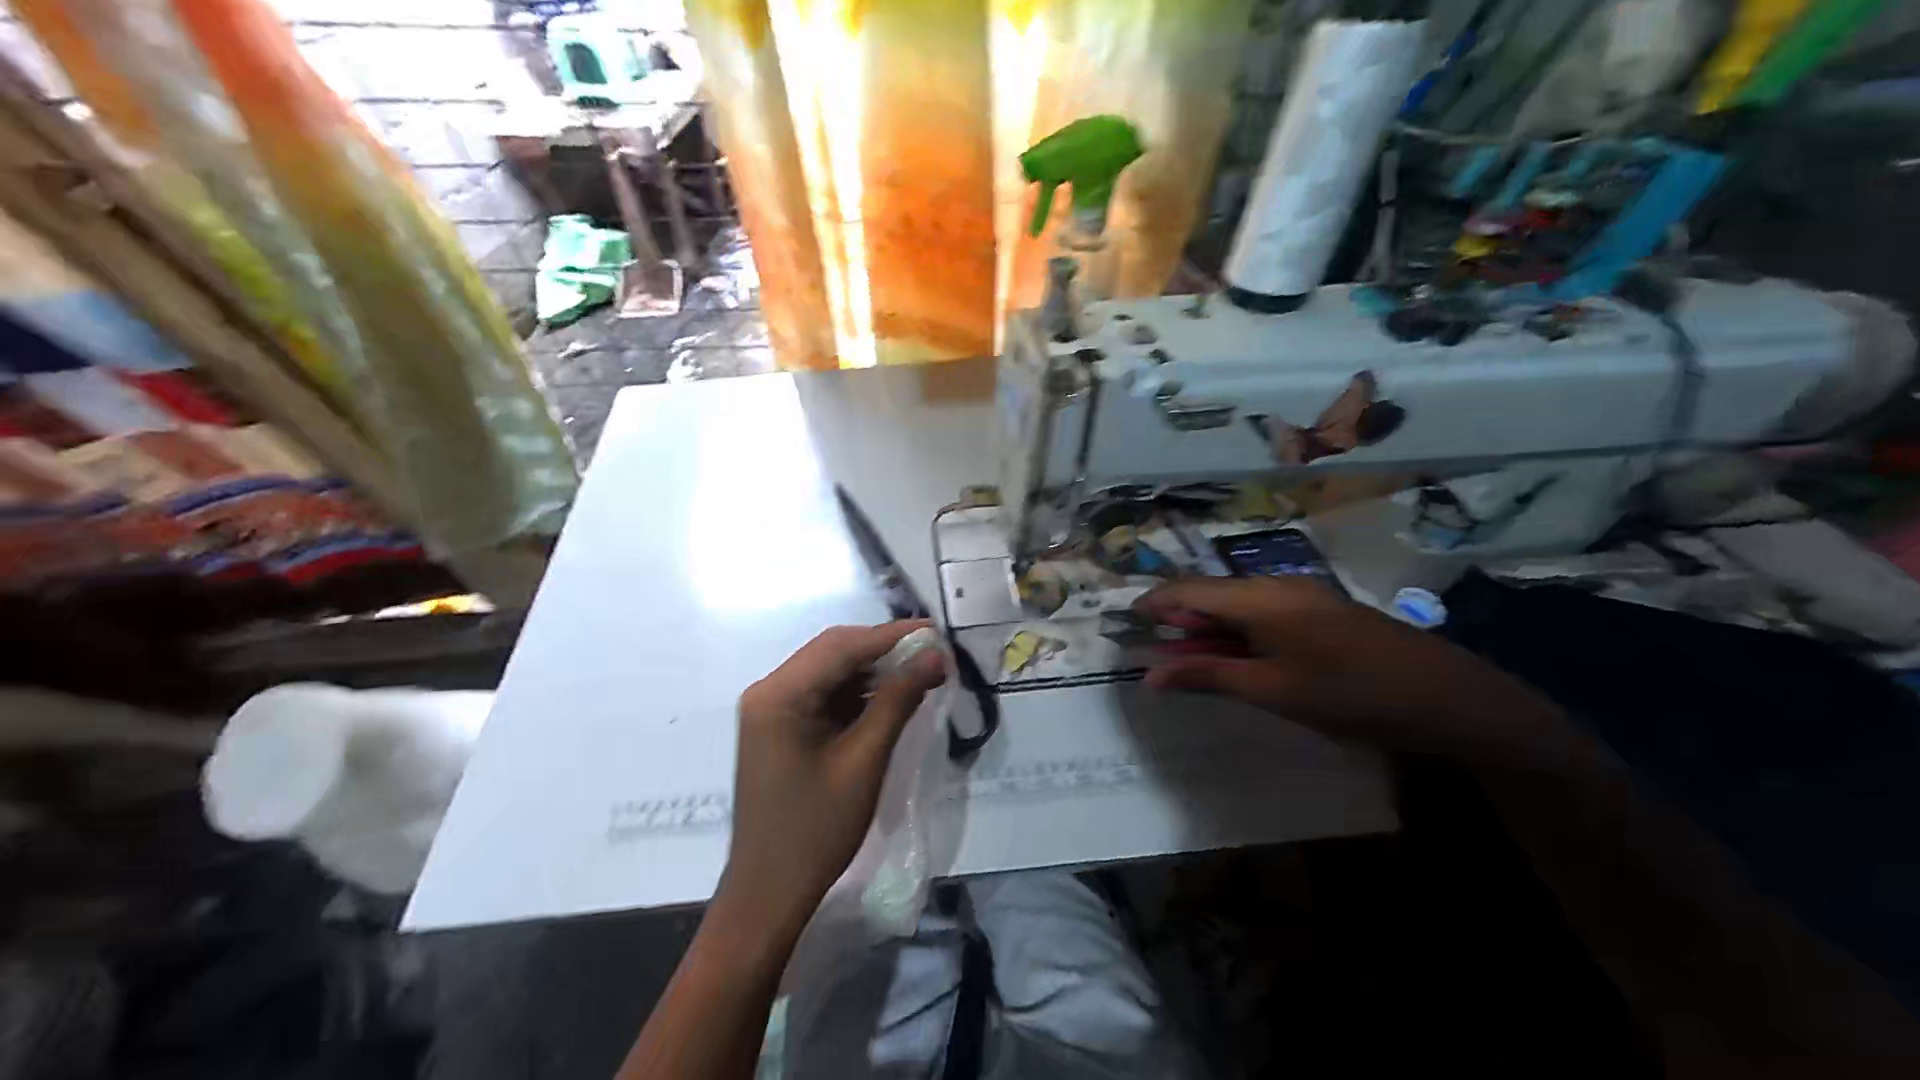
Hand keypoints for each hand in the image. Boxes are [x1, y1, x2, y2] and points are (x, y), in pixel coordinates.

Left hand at [719, 621, 946, 936]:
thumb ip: (898, 701)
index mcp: (779, 695)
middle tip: (933, 652)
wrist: (770, 891)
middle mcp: (769, 691)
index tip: (937, 630)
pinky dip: (858, 693)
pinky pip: (824, 695)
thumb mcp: (863, 761)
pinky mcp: (780, 727)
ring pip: (830, 671)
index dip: (892, 635)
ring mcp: (772, 710)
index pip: (842, 647)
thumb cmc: (816, 829)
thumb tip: (935, 656)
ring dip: (873, 670)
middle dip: (883, 649)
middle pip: (833, 652)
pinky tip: (891, 696)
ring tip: (920, 672)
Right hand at [1133, 577, 1566, 765]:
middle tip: (1157, 658)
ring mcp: (1302, 596)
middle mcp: (1276, 585)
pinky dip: (1238, 635)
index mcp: (1259, 597)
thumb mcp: (1271, 690)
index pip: (1187, 591)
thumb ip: (1207, 677)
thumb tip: (1149, 675)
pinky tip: (1238, 662)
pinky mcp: (1321, 612)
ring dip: (1208, 632)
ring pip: (1236, 606)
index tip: (1125, 626)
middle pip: (1210, 595)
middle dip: (1179, 623)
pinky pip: (1263, 615)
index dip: (1152, 606)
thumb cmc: (1350, 694)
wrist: (1449, 699)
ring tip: (1193, 666)